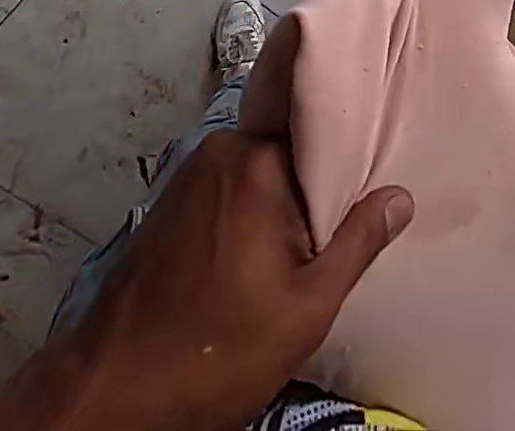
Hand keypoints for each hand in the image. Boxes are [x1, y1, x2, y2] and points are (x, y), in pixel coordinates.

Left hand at [0, 132, 412, 430]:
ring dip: (280, 194)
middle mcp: (221, 148)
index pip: (318, 127)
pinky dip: (250, 203)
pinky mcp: (172, 195)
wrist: (114, 388)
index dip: (347, 147)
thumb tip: (400, 198)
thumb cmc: (218, 348)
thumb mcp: (306, 307)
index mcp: (257, 162)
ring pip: (257, 166)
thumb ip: (358, 243)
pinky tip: (259, 246)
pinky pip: (228, 182)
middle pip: (287, 147)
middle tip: (342, 213)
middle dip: (312, 178)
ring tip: (304, 236)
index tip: (373, 159)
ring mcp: (190, 169)